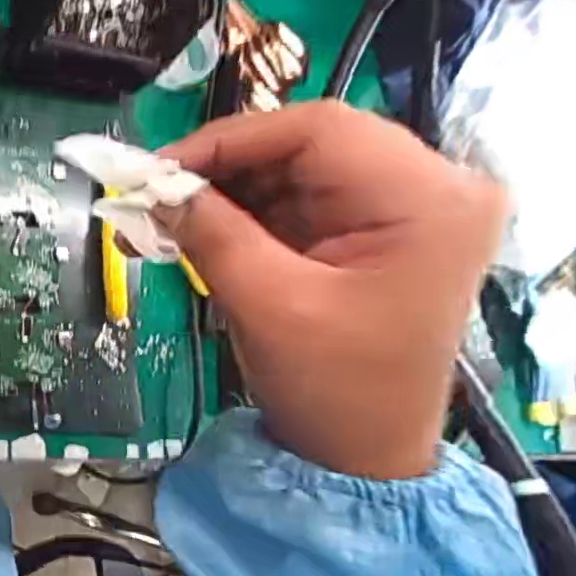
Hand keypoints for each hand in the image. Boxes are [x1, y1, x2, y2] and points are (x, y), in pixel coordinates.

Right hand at [157, 101, 505, 478]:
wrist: (362, 446)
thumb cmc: (332, 383)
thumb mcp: (267, 305)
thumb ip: (213, 236)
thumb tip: (154, 191)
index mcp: (425, 199)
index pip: (317, 129)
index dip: (227, 140)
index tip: (154, 171)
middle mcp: (425, 188)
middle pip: (305, 145)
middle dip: (219, 168)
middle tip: (149, 196)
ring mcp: (397, 210)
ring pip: (290, 171)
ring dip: (220, 192)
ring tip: (161, 220)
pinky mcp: (366, 233)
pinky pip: (290, 202)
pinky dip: (235, 214)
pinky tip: (192, 233)